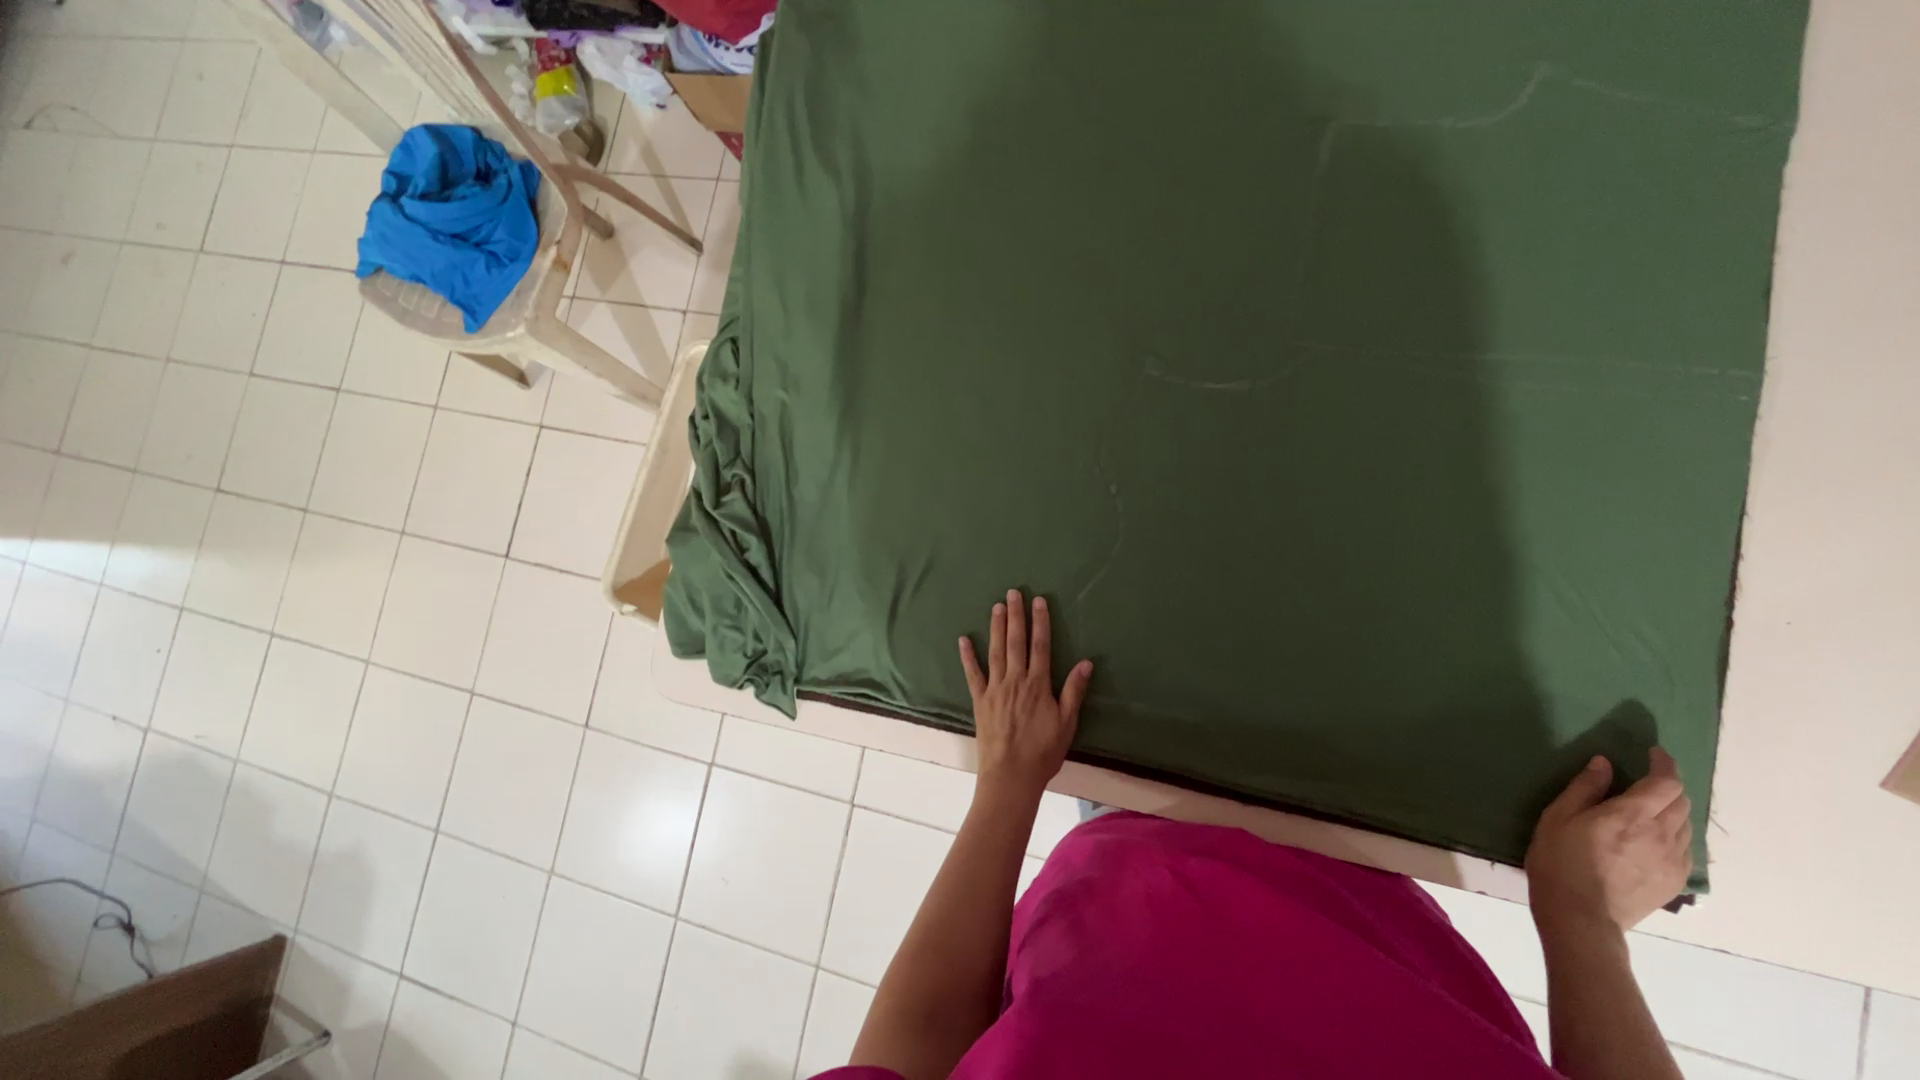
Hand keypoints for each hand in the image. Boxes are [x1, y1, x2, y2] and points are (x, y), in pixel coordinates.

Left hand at [959, 589, 1093, 805]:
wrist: (1011, 776)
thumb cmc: (1043, 752)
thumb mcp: (1067, 723)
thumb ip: (1074, 691)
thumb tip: (1086, 663)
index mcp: (1038, 685)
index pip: (1040, 646)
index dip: (1040, 622)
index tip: (1039, 601)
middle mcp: (1015, 681)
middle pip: (1016, 642)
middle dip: (1016, 616)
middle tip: (1013, 593)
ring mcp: (995, 689)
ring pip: (996, 651)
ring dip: (996, 628)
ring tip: (996, 606)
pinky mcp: (980, 701)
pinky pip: (972, 674)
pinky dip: (968, 656)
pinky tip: (964, 640)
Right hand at [1526, 748, 1693, 933]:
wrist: (1581, 916)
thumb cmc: (1560, 861)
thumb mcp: (1558, 817)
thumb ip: (1585, 788)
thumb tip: (1604, 763)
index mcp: (1632, 814)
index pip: (1666, 782)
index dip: (1664, 764)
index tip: (1653, 754)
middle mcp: (1662, 834)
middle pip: (1681, 801)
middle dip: (1667, 785)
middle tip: (1646, 780)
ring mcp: (1674, 859)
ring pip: (1685, 824)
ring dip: (1671, 810)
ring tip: (1649, 810)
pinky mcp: (1675, 880)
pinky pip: (1684, 848)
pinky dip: (1673, 833)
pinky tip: (1653, 839)